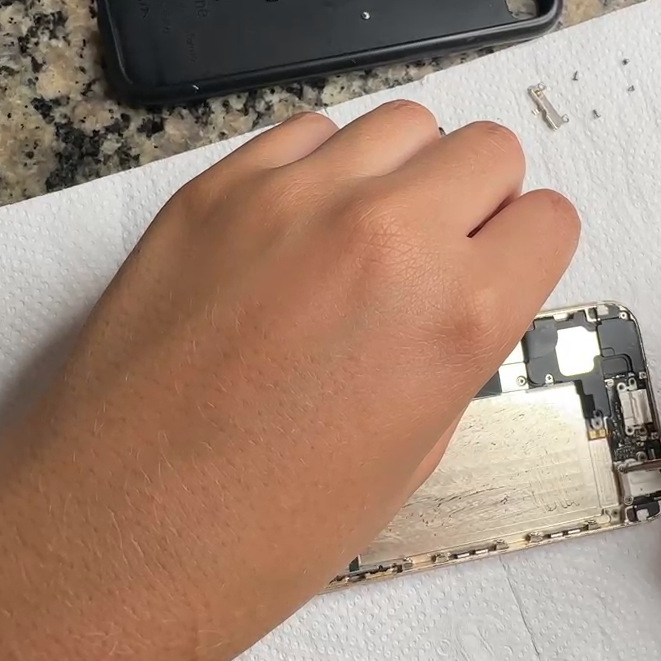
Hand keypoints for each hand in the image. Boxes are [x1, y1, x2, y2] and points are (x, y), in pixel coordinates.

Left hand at [0, 101, 580, 660]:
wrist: (111, 537)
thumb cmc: (265, 532)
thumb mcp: (412, 455)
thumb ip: (455, 351)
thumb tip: (460, 292)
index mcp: (458, 318)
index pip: (549, 219)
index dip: (527, 248)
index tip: (501, 267)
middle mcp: (388, 236)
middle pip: (488, 148)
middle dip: (481, 197)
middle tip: (440, 248)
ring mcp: (293, 198)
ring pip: (403, 123)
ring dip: (406, 171)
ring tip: (367, 232)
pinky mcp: (214, 189)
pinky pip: (307, 133)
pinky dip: (323, 167)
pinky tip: (296, 227)